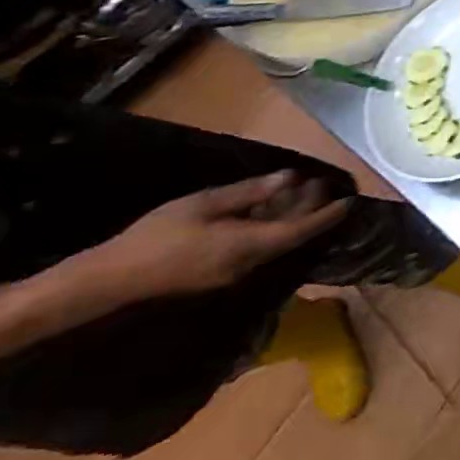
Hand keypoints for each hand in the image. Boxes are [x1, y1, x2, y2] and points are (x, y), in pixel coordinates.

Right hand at [61, 171, 348, 305]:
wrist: (109, 280)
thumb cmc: (158, 235)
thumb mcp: (206, 203)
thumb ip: (251, 193)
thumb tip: (290, 179)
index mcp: (248, 245)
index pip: (300, 230)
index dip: (327, 216)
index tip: (350, 201)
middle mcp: (248, 263)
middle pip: (290, 234)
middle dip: (309, 208)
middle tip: (319, 181)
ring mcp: (233, 271)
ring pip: (274, 240)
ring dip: (290, 215)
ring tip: (301, 186)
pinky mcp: (219, 272)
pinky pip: (257, 246)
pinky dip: (270, 224)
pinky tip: (268, 205)